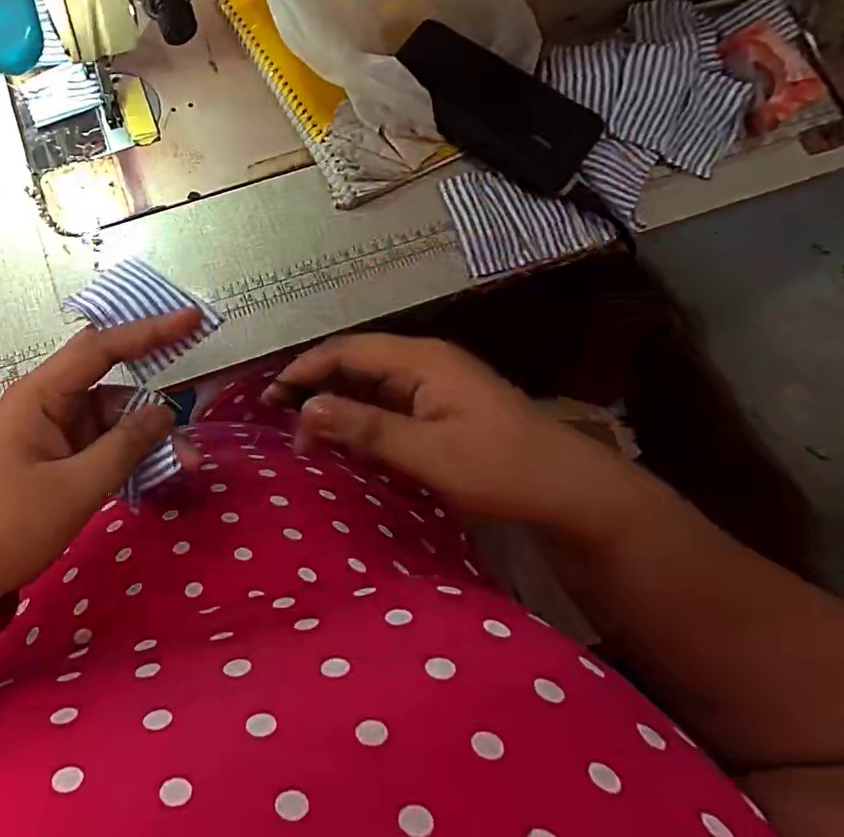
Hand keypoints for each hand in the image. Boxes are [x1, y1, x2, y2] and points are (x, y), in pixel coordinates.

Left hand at [0, 309, 202, 619]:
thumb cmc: (10, 527)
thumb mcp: (78, 487)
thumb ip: (127, 444)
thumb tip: (165, 411)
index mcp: (40, 394)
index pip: (101, 347)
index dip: (150, 330)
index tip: (192, 318)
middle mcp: (48, 401)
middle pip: (112, 381)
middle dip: (154, 390)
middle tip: (194, 395)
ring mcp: (54, 429)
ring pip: (115, 416)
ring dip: (149, 435)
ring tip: (184, 463)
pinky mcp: (60, 454)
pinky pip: (106, 441)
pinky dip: (132, 453)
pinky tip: (158, 471)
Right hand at [263, 334, 654, 538]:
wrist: (572, 493)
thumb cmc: (503, 469)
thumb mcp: (430, 454)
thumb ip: (366, 429)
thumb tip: (307, 409)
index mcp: (422, 360)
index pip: (348, 350)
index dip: (305, 369)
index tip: (271, 399)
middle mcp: (425, 364)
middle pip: (356, 365)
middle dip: (317, 389)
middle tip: (282, 425)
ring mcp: (435, 387)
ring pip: (370, 388)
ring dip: (338, 409)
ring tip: (307, 441)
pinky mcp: (441, 410)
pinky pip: (389, 408)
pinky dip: (362, 423)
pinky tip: (346, 447)